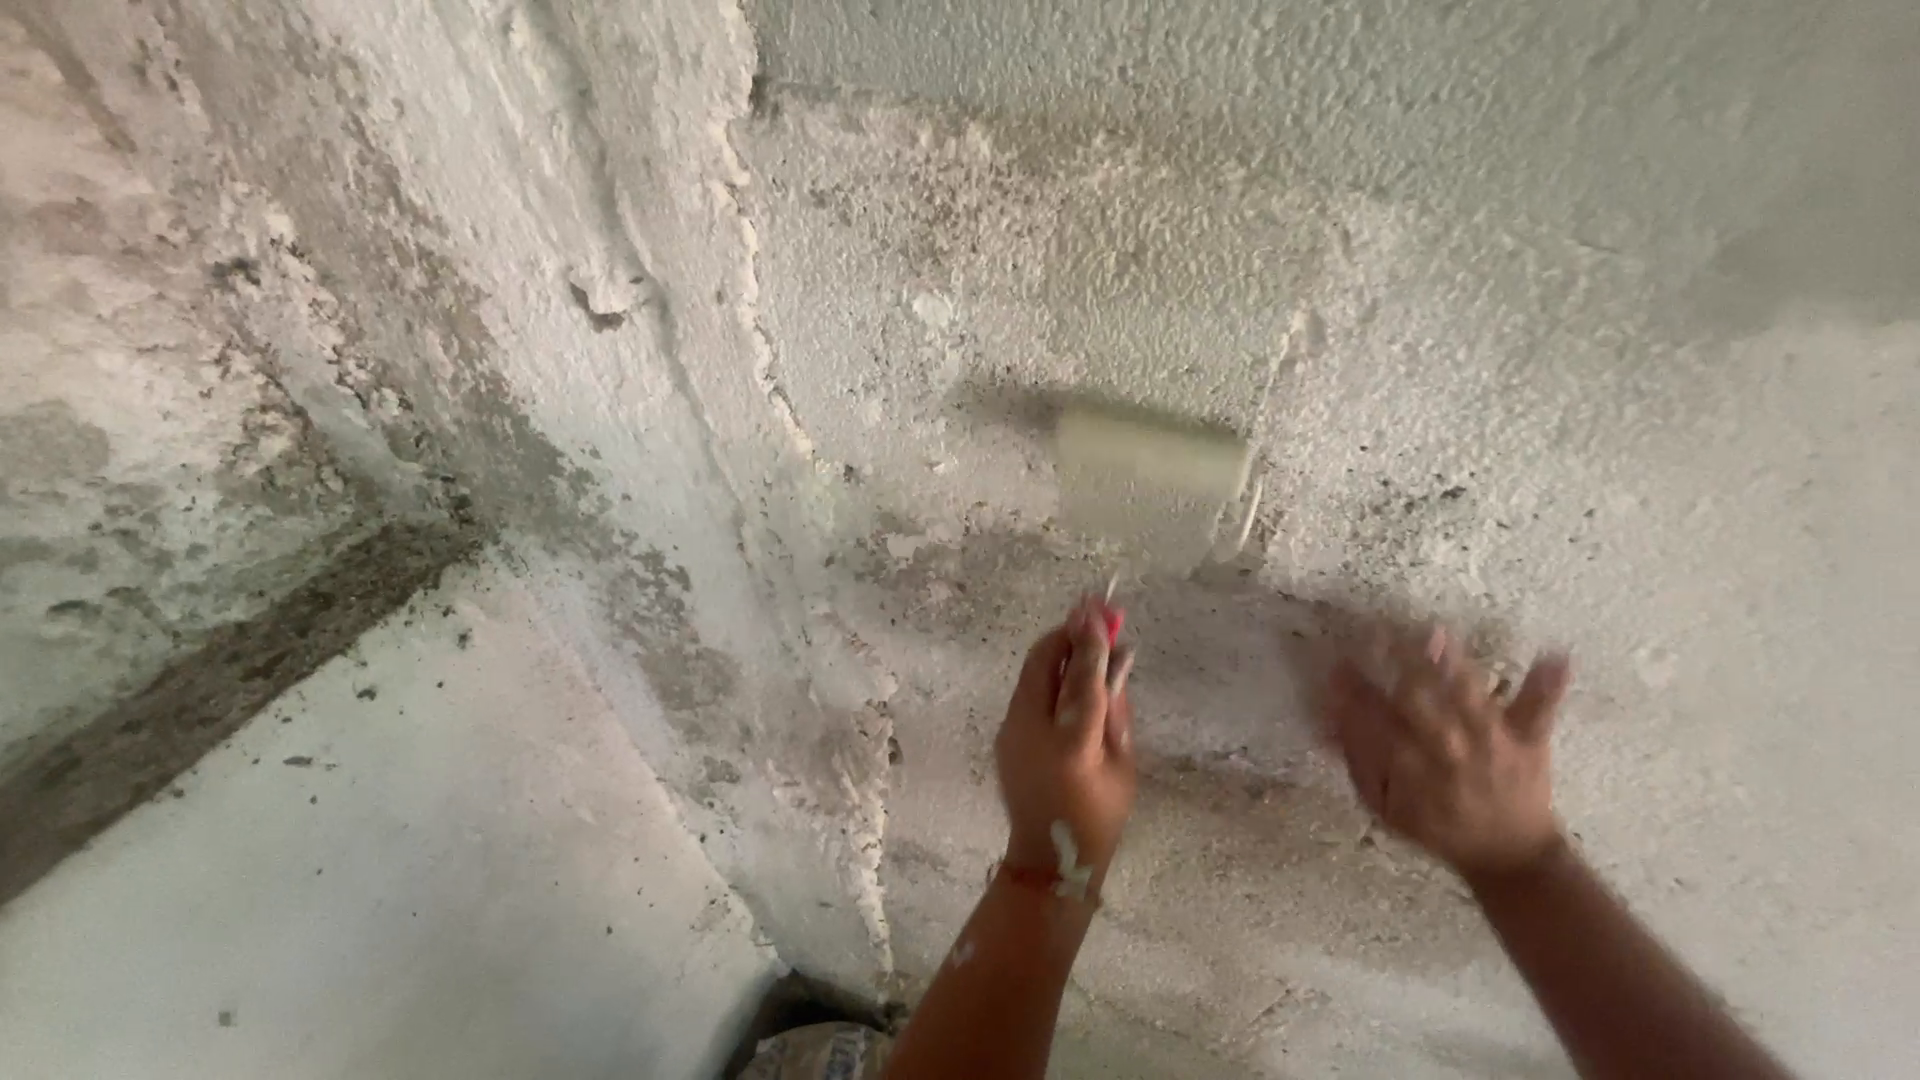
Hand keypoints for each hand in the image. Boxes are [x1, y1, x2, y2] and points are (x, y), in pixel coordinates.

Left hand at [995, 595, 1137, 895]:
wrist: (1047, 858)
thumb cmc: (1099, 818)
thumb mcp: (1123, 765)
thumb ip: (1117, 709)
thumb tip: (1117, 660)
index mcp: (1072, 744)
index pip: (1082, 679)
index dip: (1091, 641)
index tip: (1098, 610)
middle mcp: (1032, 730)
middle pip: (1043, 662)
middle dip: (1067, 633)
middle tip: (1092, 612)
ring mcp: (1010, 731)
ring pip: (1031, 673)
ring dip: (1057, 650)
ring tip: (1084, 635)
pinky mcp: (1003, 734)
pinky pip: (1027, 691)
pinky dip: (1048, 674)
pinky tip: (1068, 673)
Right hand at [1322, 625, 1572, 876]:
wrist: (1510, 857)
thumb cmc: (1438, 829)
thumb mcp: (1385, 808)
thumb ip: (1358, 765)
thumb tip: (1326, 725)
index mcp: (1411, 767)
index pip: (1374, 719)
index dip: (1353, 692)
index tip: (1337, 664)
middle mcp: (1450, 750)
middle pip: (1420, 700)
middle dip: (1397, 665)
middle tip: (1377, 630)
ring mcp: (1493, 742)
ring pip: (1470, 697)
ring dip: (1454, 664)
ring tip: (1436, 632)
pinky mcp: (1530, 741)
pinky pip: (1540, 711)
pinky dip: (1547, 684)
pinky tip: (1556, 656)